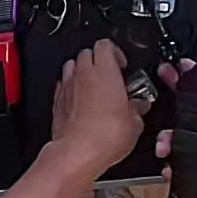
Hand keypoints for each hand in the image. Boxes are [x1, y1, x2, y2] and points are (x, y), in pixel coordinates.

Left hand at [49, 39, 146, 180]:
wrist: (78, 152)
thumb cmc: (104, 136)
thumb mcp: (135, 123)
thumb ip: (137, 109)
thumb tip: (139, 108)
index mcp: (105, 72)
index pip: (106, 45)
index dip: (115, 52)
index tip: (122, 65)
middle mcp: (84, 75)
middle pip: (87, 52)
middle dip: (99, 60)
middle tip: (111, 75)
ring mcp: (68, 87)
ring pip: (72, 66)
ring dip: (83, 72)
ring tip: (95, 86)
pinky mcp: (57, 102)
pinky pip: (62, 85)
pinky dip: (71, 88)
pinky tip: (80, 101)